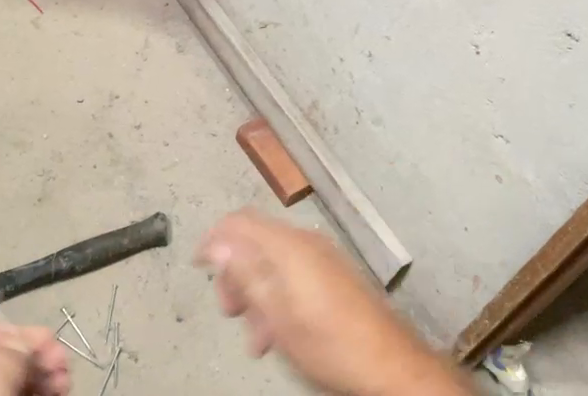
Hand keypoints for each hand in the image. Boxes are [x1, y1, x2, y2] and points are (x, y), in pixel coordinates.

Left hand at [0, 324, 70, 395]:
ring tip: (66, 372)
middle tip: (60, 355)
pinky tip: (63, 383)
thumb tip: (20, 335)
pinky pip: (32, 388)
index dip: (8, 333)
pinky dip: (50, 382)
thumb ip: (2, 369)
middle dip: (37, 350)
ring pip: (24, 371)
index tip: (39, 336)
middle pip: (6, 354)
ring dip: (48, 366)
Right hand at [197, 210, 468, 395]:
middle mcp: (306, 242)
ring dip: (257, 290)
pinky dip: (278, 294)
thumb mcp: (276, 314)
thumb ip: (245, 273)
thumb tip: (218, 244)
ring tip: (255, 333)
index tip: (199, 262)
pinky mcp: (335, 275)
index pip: (240, 221)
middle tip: (230, 309)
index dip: (215, 237)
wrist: (389, 366)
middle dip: (236, 273)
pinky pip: (295, 272)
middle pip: (256, 241)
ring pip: (275, 261)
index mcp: (288, 245)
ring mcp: (324, 257)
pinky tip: (279, 329)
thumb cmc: (330, 342)